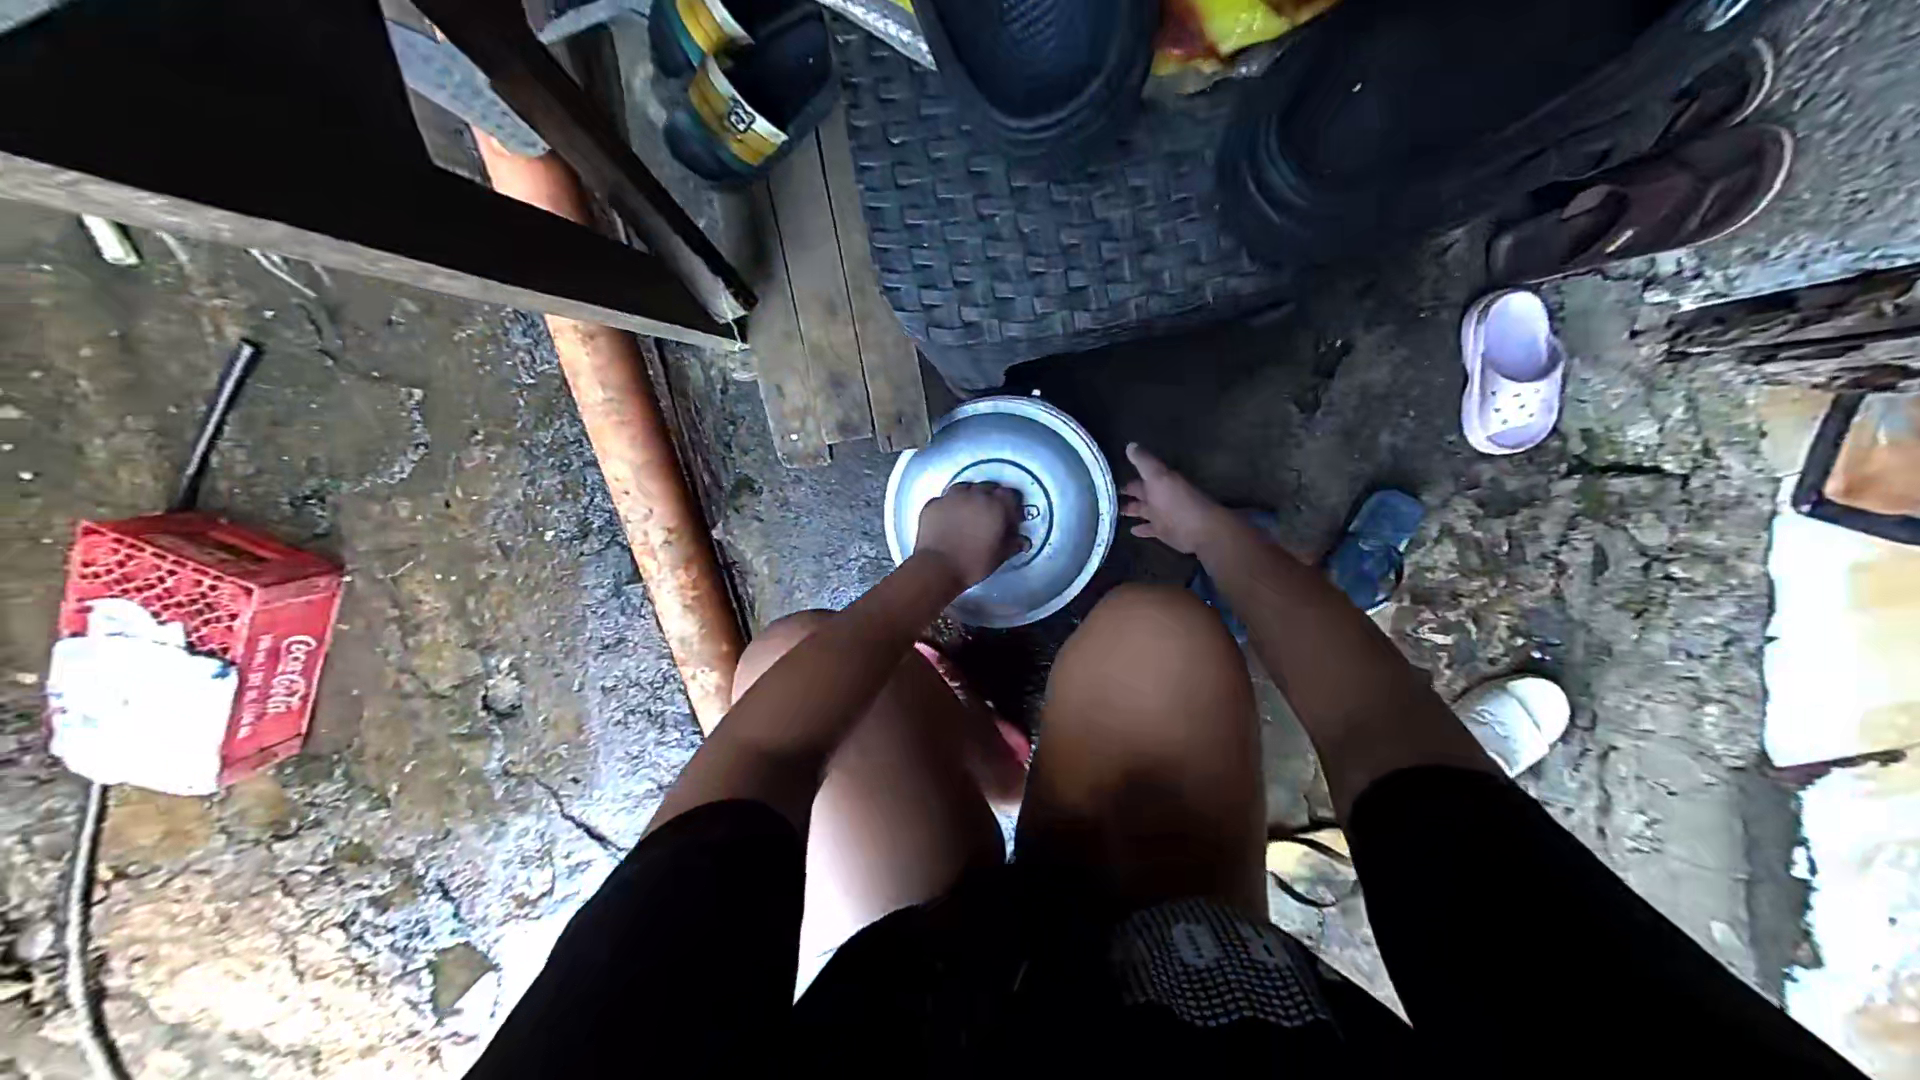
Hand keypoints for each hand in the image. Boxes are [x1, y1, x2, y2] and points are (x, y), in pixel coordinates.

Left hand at [914, 482, 1026, 588]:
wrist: (938, 567)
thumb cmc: (974, 563)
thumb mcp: (1000, 556)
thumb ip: (1012, 544)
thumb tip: (1023, 541)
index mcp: (996, 506)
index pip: (1009, 494)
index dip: (1010, 504)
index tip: (1008, 517)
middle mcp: (975, 495)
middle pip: (987, 487)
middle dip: (990, 497)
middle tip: (988, 513)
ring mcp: (952, 497)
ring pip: (964, 488)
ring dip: (969, 496)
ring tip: (967, 511)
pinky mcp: (934, 503)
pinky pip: (945, 499)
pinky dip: (949, 505)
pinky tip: (948, 518)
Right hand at [1120, 443, 1233, 554]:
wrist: (1200, 530)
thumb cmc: (1176, 502)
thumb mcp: (1158, 477)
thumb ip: (1144, 462)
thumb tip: (1131, 445)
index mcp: (1160, 482)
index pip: (1141, 477)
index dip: (1128, 478)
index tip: (1111, 479)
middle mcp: (1161, 497)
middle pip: (1143, 493)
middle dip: (1130, 493)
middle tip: (1111, 495)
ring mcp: (1164, 515)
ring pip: (1145, 511)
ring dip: (1133, 510)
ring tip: (1116, 512)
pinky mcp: (1166, 531)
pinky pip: (1151, 528)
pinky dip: (1142, 529)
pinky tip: (1132, 531)